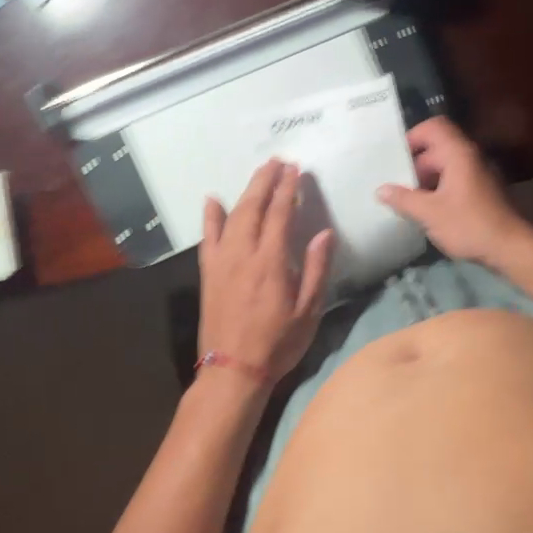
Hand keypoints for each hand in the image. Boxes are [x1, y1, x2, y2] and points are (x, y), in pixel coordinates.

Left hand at [199, 160, 332, 383]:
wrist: (233, 370)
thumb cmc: (278, 342)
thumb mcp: (309, 311)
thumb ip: (316, 269)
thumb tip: (324, 233)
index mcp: (271, 262)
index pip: (280, 214)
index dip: (288, 189)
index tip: (296, 170)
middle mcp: (243, 254)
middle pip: (254, 207)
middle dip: (266, 181)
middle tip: (277, 162)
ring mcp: (222, 262)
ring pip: (232, 217)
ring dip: (246, 193)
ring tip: (258, 175)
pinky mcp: (208, 273)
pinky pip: (208, 237)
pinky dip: (210, 217)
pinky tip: (213, 200)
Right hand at [376, 117, 531, 263]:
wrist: (511, 248)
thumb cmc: (469, 225)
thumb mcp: (430, 213)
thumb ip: (404, 199)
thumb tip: (381, 189)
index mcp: (458, 154)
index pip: (434, 127)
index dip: (413, 136)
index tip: (395, 156)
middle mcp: (470, 157)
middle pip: (438, 148)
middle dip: (415, 163)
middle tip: (395, 183)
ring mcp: (479, 174)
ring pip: (446, 166)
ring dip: (426, 179)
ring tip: (407, 199)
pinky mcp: (482, 191)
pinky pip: (455, 180)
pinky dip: (439, 189)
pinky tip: (427, 210)